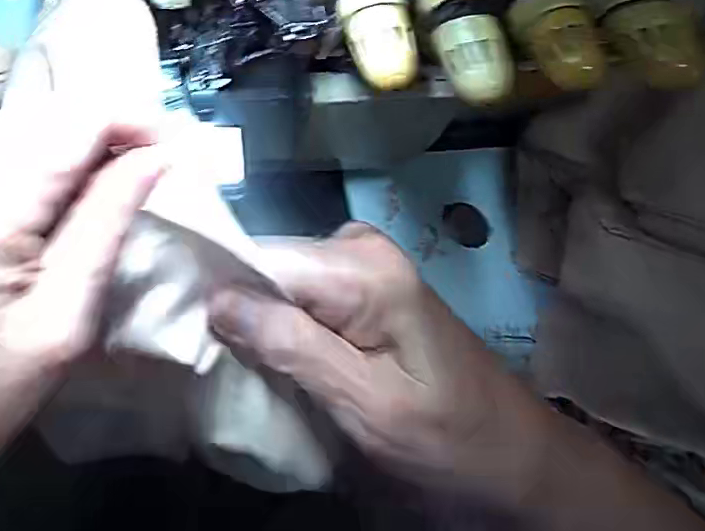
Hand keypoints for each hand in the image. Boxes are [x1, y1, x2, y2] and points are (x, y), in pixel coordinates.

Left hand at [0, 104, 166, 530]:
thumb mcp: (61, 321)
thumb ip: (107, 221)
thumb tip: (156, 156)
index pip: (75, 123)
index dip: (133, 122)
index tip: (173, 150)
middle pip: (52, 116)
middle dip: (110, 134)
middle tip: (153, 169)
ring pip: (33, 126)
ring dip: (82, 146)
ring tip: (118, 183)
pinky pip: (10, 146)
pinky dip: (50, 159)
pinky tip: (70, 193)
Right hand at [209, 222, 553, 505]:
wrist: (519, 460)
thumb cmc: (450, 443)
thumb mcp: (369, 407)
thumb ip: (292, 347)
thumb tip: (216, 298)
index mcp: (363, 267)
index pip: (263, 258)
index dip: (221, 289)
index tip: (186, 326)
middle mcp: (356, 244)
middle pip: (268, 262)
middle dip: (237, 304)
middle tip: (214, 352)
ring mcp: (358, 257)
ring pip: (277, 275)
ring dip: (256, 314)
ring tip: (238, 354)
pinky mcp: (357, 278)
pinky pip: (296, 287)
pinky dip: (278, 317)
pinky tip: (271, 346)